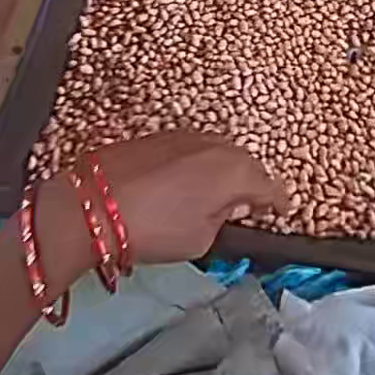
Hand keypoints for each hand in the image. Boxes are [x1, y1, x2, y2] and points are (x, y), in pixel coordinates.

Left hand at [67, 130, 286, 264]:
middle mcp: (219, 145)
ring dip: (224, 172)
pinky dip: (200, 165)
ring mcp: (189, 136)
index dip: (278, 203)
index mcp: (236, 171)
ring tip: (215, 197)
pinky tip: (186, 184)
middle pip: (246, 165)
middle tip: (246, 209)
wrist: (94, 203)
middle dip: (250, 185)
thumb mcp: (202, 239)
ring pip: (220, 153)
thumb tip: (225, 208)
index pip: (270, 186)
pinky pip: (195, 149)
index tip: (280, 213)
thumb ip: (224, 221)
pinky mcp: (163, 135)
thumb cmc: (155, 228)